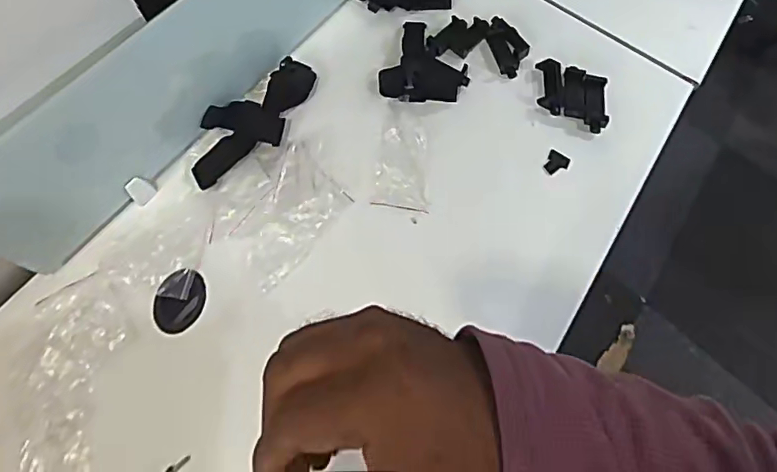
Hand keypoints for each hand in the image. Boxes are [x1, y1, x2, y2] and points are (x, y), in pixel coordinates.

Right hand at [255, 307, 499, 471]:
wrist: (504, 415)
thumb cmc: (462, 454)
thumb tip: (293, 470)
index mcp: (373, 387)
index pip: (289, 418)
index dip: (271, 460)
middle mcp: (371, 342)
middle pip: (285, 370)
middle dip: (275, 420)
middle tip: (289, 463)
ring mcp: (378, 324)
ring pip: (301, 344)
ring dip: (292, 391)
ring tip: (310, 440)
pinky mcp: (385, 319)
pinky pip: (328, 334)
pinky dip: (314, 367)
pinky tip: (332, 409)